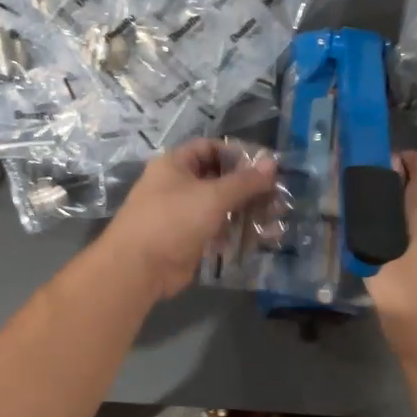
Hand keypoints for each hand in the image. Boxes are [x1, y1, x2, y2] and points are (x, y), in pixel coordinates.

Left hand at [102, 140, 278, 299]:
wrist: (139, 268)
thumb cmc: (173, 221)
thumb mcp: (212, 196)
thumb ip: (244, 181)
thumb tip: (273, 163)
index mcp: (175, 165)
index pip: (210, 148)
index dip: (238, 154)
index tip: (265, 165)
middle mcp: (178, 185)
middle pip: (219, 179)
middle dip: (249, 187)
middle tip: (278, 195)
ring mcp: (183, 214)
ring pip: (221, 206)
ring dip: (248, 211)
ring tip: (277, 217)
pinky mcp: (189, 239)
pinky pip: (218, 230)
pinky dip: (238, 232)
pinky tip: (262, 238)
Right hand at [366, 152, 416, 373]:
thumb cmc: (401, 285)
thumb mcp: (378, 242)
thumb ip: (373, 206)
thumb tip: (366, 180)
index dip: (397, 157)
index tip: (368, 169)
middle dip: (391, 177)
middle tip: (358, 189)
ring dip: (393, 198)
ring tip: (362, 209)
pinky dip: (400, 215)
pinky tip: (376, 231)